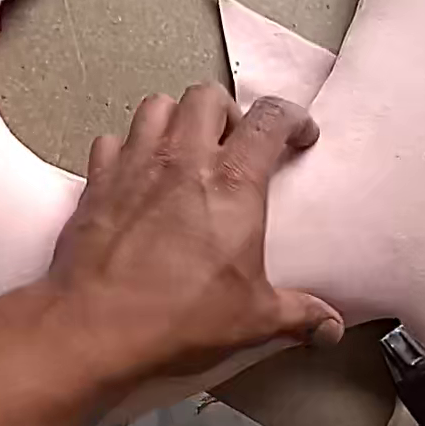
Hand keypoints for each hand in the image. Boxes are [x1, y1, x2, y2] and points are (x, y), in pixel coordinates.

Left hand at [37, 84, 343, 381]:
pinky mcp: (97, 184)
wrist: (95, 328)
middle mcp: (182, 161)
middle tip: (234, 143)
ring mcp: (135, 167)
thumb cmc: (176, 318)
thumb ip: (298, 315)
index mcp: (233, 183)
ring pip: (156, 106)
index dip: (292, 119)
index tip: (298, 135)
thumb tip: (328, 326)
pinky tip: (135, 174)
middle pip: (207, 97)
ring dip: (176, 119)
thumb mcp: (252, 319)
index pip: (270, 120)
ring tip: (185, 148)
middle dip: (227, 112)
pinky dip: (127, 148)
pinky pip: (111, 142)